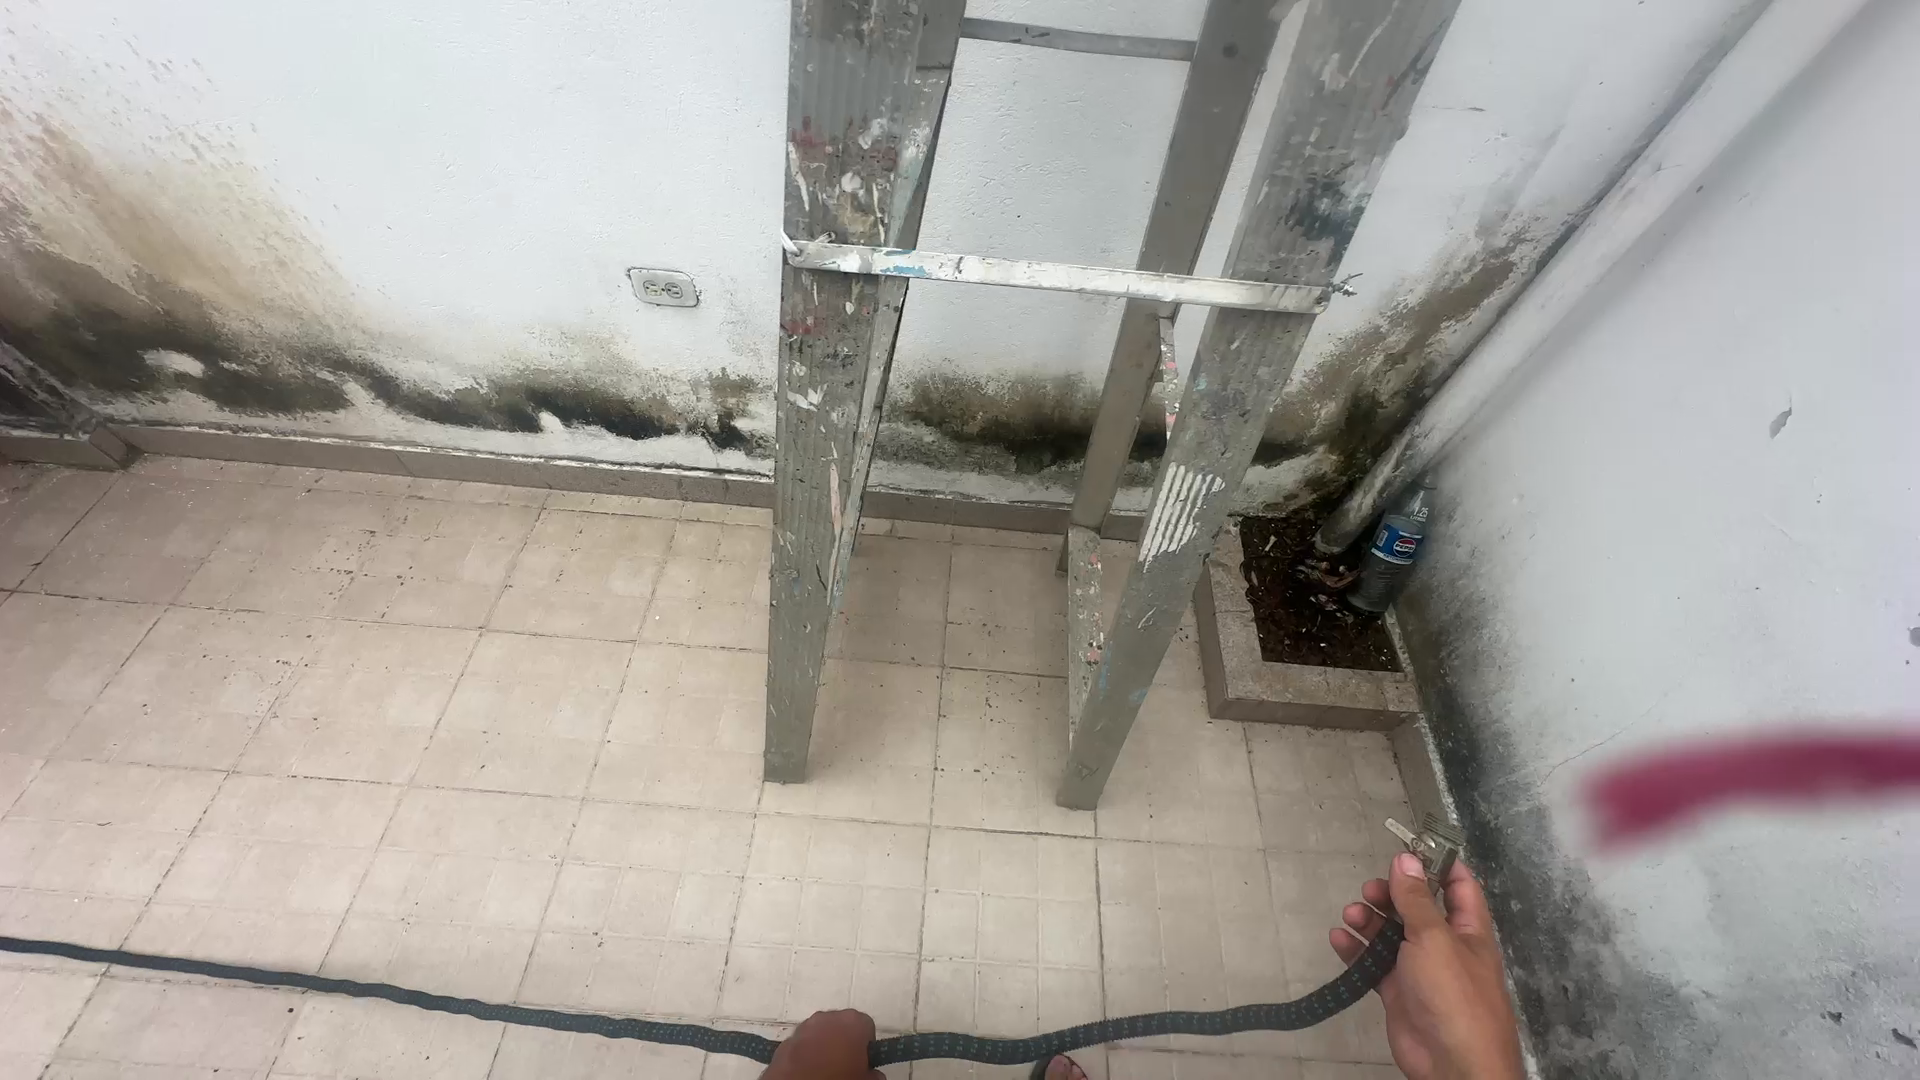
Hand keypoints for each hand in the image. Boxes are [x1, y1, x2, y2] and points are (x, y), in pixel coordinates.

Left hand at [762, 1009, 880, 1079]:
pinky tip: (807, 1072)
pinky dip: (806, 1054)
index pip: (868, 1027)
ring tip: (825, 1071)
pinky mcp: (787, 1040)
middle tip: (846, 1067)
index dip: (867, 1047)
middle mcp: (829, 1017)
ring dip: (824, 1046)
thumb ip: (873, 1074)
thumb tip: (874, 1075)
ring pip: (821, 1033)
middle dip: (845, 1043)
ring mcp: (806, 1026)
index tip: (863, 1064)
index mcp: (853, 1022)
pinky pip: (803, 1044)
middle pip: (843, 1026)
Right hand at [1330, 852, 1524, 1079]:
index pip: (1459, 886)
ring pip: (1389, 932)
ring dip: (1368, 919)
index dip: (1439, 861)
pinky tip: (1339, 940)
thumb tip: (1406, 857)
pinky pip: (1372, 962)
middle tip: (1371, 890)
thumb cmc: (1453, 995)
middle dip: (1390, 892)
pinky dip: (1354, 949)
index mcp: (1466, 931)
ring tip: (1352, 915)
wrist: (1452, 1066)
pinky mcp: (1397, 990)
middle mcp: (1443, 945)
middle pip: (1414, 906)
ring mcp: (1419, 969)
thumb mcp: (1434, 939)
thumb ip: (1415, 899)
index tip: (1409, 842)